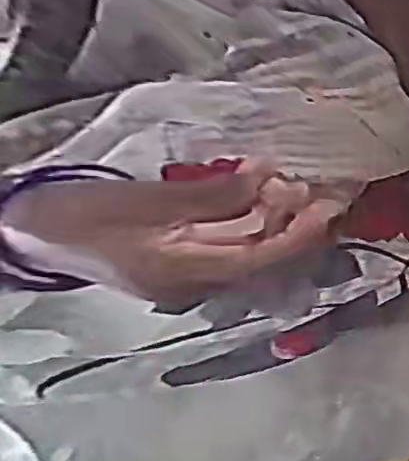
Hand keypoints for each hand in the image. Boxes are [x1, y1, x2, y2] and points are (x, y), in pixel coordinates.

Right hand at [2, 161, 341, 306]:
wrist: (14, 231)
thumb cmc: (73, 215)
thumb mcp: (143, 201)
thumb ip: (213, 195)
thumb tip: (269, 178)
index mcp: (187, 271)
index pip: (264, 256)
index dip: (302, 231)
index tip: (326, 205)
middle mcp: (204, 282)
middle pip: (268, 252)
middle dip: (299, 222)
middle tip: (321, 190)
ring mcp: (199, 275)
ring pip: (258, 246)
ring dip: (283, 218)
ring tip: (299, 187)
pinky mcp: (193, 262)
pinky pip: (239, 243)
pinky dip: (258, 220)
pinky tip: (269, 196)